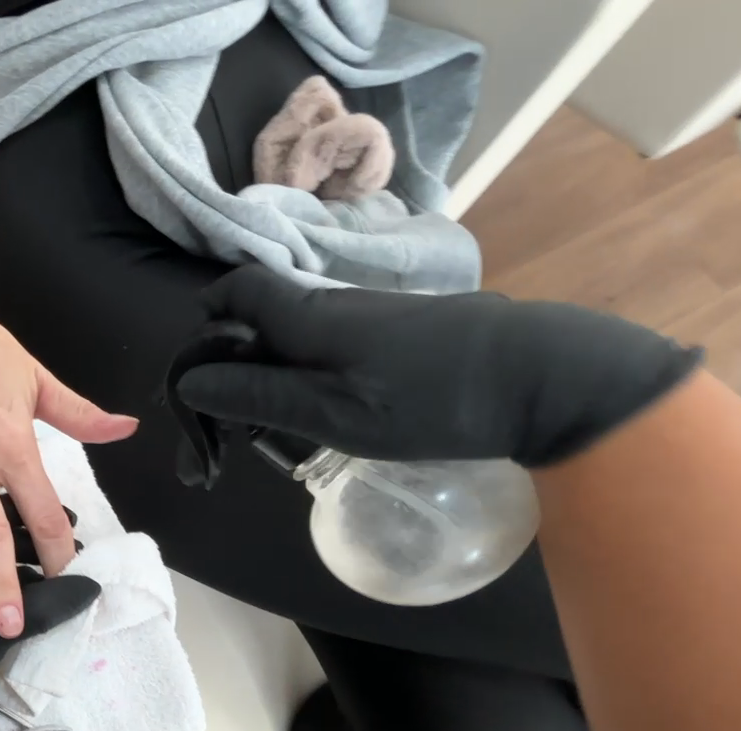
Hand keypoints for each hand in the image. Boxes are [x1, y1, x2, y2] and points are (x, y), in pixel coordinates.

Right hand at [174, 265, 703, 466]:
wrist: (551, 379)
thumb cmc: (430, 399)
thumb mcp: (332, 411)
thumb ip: (256, 394)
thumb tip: (189, 381)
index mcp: (308, 315)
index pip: (234, 292)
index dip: (203, 321)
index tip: (195, 372)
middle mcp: (331, 305)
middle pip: (258, 318)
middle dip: (230, 361)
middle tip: (230, 421)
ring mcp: (367, 317)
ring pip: (291, 337)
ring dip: (267, 375)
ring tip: (272, 429)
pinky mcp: (396, 334)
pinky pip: (325, 348)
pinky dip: (303, 378)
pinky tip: (321, 416)